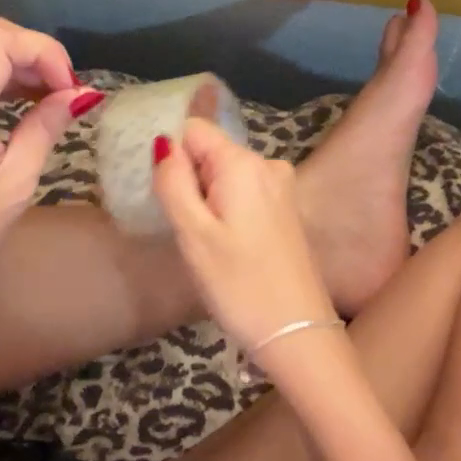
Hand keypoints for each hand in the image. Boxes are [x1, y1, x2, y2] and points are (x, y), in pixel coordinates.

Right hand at [151, 117, 338, 354]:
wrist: (298, 332)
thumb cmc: (240, 285)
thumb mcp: (194, 235)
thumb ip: (173, 182)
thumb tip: (163, 141)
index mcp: (243, 163)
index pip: (193, 129)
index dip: (171, 155)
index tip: (162, 193)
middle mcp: (267, 164)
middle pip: (210, 151)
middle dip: (188, 179)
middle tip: (183, 228)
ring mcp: (281, 187)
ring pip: (225, 174)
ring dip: (206, 198)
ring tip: (204, 243)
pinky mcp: (286, 210)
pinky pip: (244, 192)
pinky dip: (226, 209)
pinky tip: (225, 246)